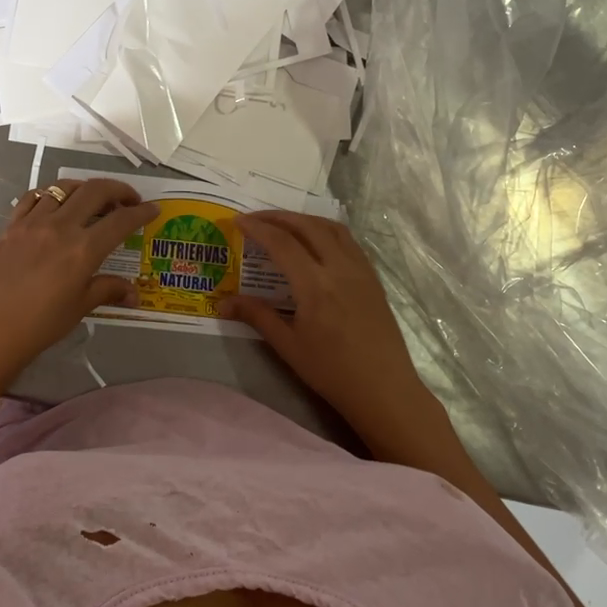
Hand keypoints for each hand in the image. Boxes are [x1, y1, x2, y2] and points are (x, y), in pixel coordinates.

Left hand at [0, 178, 158, 387]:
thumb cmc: (40, 324)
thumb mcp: (79, 308)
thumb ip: (107, 290)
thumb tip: (134, 292)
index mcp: (83, 249)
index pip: (120, 221)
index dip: (141, 213)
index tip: (153, 210)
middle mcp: (60, 227)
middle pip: (95, 191)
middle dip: (118, 190)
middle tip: (129, 201)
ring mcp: (33, 222)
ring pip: (64, 188)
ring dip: (85, 188)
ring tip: (94, 199)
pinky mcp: (11, 226)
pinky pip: (33, 197)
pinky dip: (50, 194)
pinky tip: (55, 204)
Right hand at [220, 212, 431, 438]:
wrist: (384, 390)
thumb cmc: (332, 371)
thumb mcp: (288, 346)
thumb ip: (257, 316)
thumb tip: (222, 302)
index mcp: (315, 285)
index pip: (282, 243)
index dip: (258, 228)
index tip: (237, 222)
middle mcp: (340, 268)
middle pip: (307, 226)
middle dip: (278, 217)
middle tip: (255, 219)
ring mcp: (360, 270)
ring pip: (331, 228)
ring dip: (304, 219)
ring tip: (283, 224)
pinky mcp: (372, 278)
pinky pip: (348, 241)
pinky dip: (326, 231)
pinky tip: (315, 242)